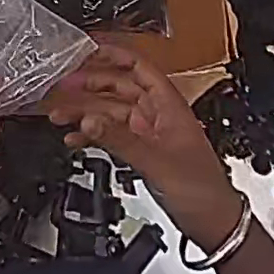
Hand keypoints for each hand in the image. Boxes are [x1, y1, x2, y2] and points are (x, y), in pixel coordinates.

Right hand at [43, 45, 242, 250]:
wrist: (213, 223)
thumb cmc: (201, 188)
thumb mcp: (157, 161)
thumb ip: (120, 139)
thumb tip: (89, 120)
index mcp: (167, 103)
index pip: (137, 66)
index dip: (113, 55)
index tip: (88, 51)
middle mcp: (156, 113)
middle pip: (118, 87)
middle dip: (89, 84)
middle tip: (63, 85)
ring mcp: (148, 132)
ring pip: (111, 112)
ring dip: (85, 112)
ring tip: (60, 113)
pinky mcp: (142, 151)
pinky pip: (112, 135)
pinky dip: (93, 135)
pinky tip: (76, 137)